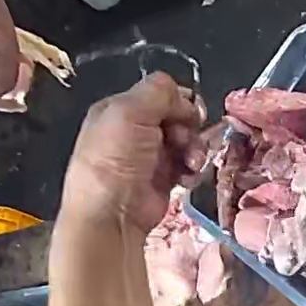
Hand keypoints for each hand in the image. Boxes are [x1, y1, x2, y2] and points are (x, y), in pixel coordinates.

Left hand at [60, 72, 206, 231]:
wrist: (111, 214)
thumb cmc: (115, 158)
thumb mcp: (129, 111)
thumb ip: (159, 91)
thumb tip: (185, 99)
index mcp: (119, 109)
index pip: (159, 93)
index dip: (177, 101)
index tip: (187, 113)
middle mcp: (133, 130)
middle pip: (177, 117)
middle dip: (188, 127)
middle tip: (184, 140)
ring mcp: (149, 156)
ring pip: (186, 141)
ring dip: (194, 149)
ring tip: (190, 163)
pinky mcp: (163, 180)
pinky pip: (187, 165)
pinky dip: (192, 170)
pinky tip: (188, 178)